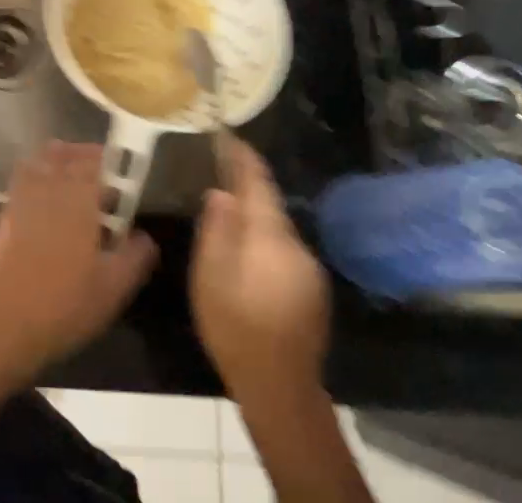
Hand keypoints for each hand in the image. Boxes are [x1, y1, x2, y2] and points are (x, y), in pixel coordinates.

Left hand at [0, 141, 158, 372]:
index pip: (94, 162)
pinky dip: (33, 181)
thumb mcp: (116, 286)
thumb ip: (135, 255)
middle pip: (62, 156)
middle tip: (98, 171)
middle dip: (81, 157)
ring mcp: (19, 201)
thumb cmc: (67, 303)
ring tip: (69, 178)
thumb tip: (143, 235)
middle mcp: (47, 190)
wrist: (7, 323)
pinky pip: (19, 184)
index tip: (121, 169)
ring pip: (37, 165)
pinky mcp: (1, 218)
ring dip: (54, 163)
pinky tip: (44, 204)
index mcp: (78, 198)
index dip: (108, 161)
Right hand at [190, 142, 329, 396]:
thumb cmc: (236, 327)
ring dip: (254, 217)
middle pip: (269, 206)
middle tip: (216, 170)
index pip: (259, 184)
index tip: (228, 135)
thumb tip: (220, 192)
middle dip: (246, 187)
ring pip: (276, 231)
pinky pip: (283, 252)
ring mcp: (309, 270)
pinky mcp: (311, 291)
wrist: (280, 386)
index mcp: (270, 237)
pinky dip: (263, 242)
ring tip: (225, 210)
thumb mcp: (210, 276)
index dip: (243, 158)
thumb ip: (217, 230)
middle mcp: (297, 246)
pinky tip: (245, 255)